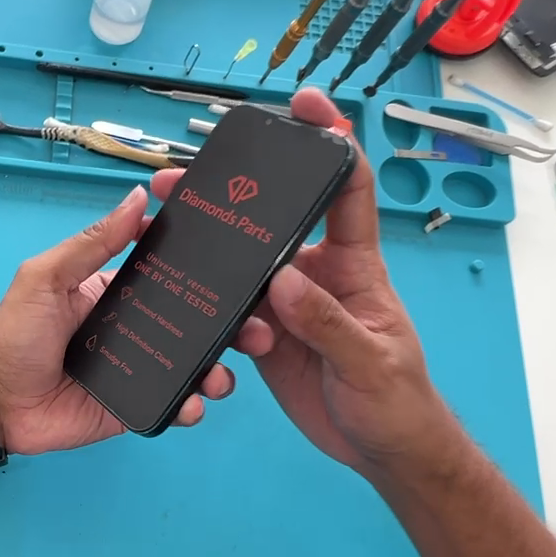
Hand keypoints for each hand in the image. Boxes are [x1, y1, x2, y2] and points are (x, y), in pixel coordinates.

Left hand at [0, 185, 249, 455]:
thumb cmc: (15, 334)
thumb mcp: (46, 277)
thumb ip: (91, 242)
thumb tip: (138, 197)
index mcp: (119, 292)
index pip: (172, 276)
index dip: (209, 271)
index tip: (248, 265)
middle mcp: (138, 328)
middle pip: (196, 324)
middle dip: (233, 326)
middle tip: (259, 331)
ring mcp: (139, 370)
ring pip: (193, 366)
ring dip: (219, 369)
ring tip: (223, 376)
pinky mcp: (135, 407)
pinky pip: (171, 405)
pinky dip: (189, 407)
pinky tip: (193, 405)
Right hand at [149, 88, 467, 479]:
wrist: (380, 450)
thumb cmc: (396, 400)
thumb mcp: (370, 361)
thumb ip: (328, 321)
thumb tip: (282, 278)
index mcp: (354, 267)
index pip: (346, 190)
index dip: (329, 142)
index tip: (304, 106)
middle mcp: (315, 275)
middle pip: (272, 221)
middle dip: (231, 194)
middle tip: (180, 177)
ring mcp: (285, 306)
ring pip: (242, 263)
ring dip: (205, 245)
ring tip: (159, 227)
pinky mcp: (263, 337)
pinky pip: (229, 311)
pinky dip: (203, 299)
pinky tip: (172, 287)